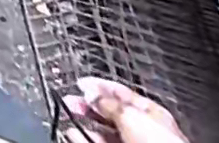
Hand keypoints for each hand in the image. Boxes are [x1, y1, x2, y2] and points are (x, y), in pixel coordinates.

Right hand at [60, 77, 189, 142]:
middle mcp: (144, 130)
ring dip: (84, 123)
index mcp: (151, 113)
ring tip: (68, 116)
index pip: (120, 92)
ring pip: (104, 131)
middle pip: (110, 112)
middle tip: (70, 99)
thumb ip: (108, 101)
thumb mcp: (130, 114)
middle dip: (88, 104)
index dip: (98, 85)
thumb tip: (91, 91)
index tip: (79, 82)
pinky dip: (84, 139)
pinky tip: (74, 135)